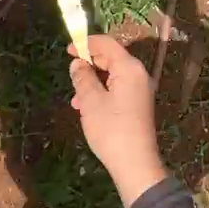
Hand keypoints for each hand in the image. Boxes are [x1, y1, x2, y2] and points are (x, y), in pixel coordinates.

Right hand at [69, 35, 168, 207]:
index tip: (68, 49)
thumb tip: (77, 63)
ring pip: (112, 76)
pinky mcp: (138, 104)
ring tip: (75, 100)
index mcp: (129, 68)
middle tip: (70, 73)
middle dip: (89, 64)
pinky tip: (87, 109)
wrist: (135, 163)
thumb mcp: (91, 101)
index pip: (108, 44)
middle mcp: (138, 74)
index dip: (87, 43)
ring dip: (93, 82)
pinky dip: (102, 93)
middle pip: (112, 59)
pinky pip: (117, 89)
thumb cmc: (111, 128)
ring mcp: (140, 90)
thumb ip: (83, 78)